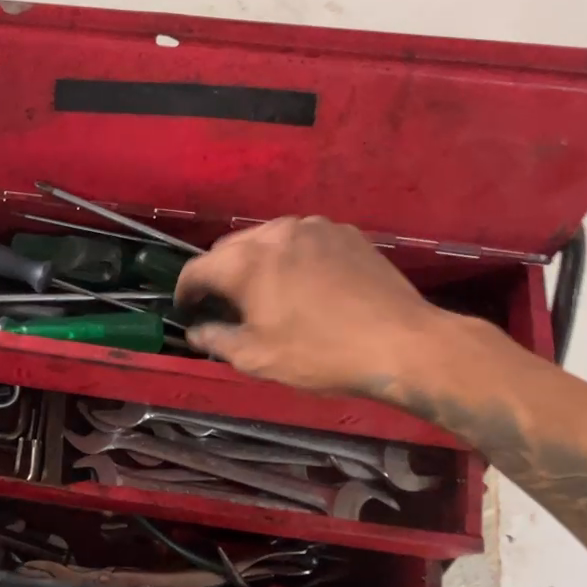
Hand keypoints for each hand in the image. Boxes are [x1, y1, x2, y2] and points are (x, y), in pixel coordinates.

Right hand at [174, 217, 447, 394]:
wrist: (401, 343)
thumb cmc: (319, 354)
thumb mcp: (256, 358)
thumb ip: (215, 339)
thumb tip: (195, 331)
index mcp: (245, 262)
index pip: (196, 269)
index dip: (184, 292)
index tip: (186, 311)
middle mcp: (275, 233)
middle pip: (229, 248)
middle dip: (219, 274)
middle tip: (222, 305)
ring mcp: (313, 228)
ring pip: (266, 239)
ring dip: (254, 262)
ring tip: (261, 293)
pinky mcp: (344, 233)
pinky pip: (301, 240)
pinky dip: (288, 257)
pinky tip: (300, 284)